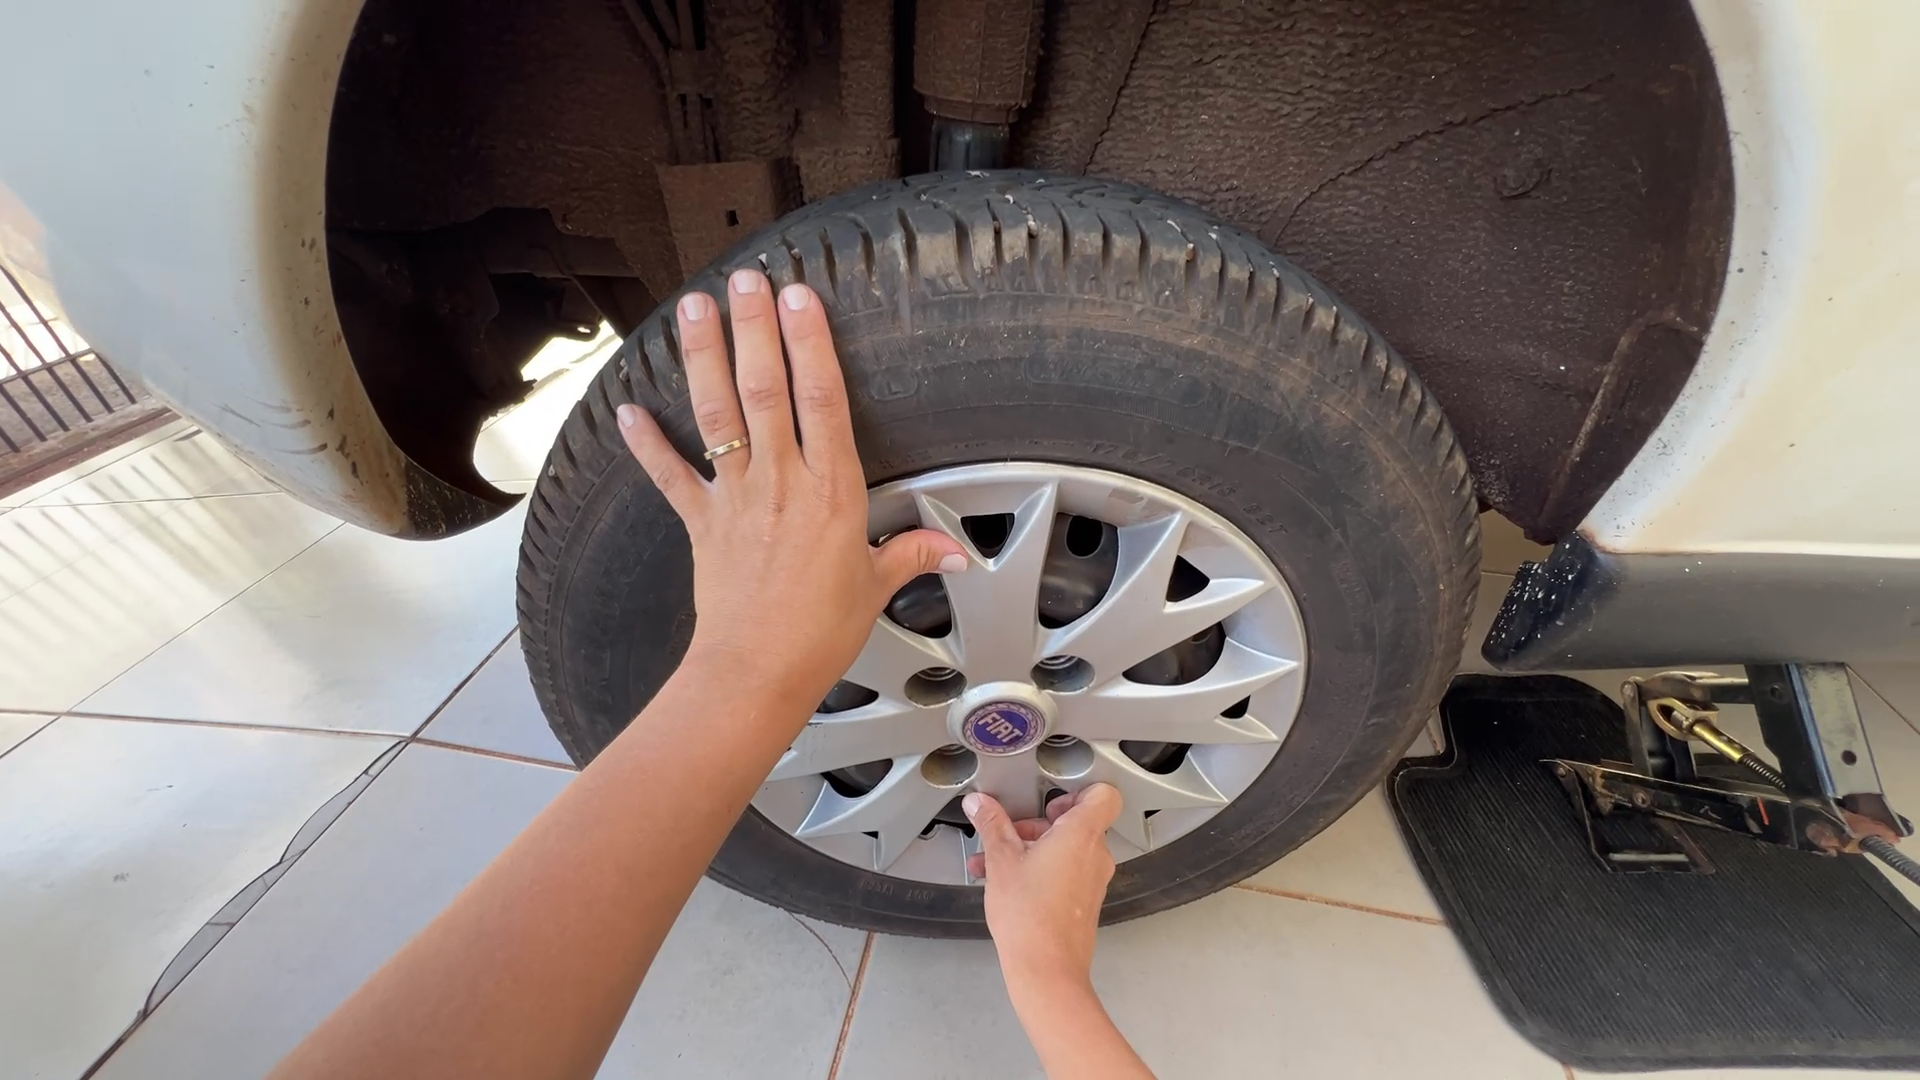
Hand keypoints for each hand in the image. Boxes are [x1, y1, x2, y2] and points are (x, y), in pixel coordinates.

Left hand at [614, 269, 965, 709]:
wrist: (757, 673)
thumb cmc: (819, 632)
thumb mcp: (875, 587)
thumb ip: (913, 554)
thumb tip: (956, 552)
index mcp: (832, 492)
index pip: (823, 401)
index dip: (811, 345)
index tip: (801, 301)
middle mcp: (781, 482)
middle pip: (765, 390)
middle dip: (755, 330)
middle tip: (746, 281)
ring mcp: (736, 498)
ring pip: (718, 414)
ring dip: (704, 358)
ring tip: (696, 309)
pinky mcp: (702, 522)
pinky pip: (671, 475)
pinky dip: (648, 444)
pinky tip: (629, 409)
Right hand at [964, 784, 1123, 994]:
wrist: (1045, 971)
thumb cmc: (1030, 918)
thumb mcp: (1001, 859)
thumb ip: (991, 823)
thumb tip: (979, 803)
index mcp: (1081, 834)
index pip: (1102, 794)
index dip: (1077, 788)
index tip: (1049, 795)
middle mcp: (1095, 854)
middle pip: (1074, 820)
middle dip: (1037, 823)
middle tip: (1010, 832)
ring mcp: (1092, 878)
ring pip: (1065, 846)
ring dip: (1031, 846)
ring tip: (995, 859)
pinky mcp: (1085, 899)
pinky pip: (1065, 869)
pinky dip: (1039, 867)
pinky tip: (1005, 879)